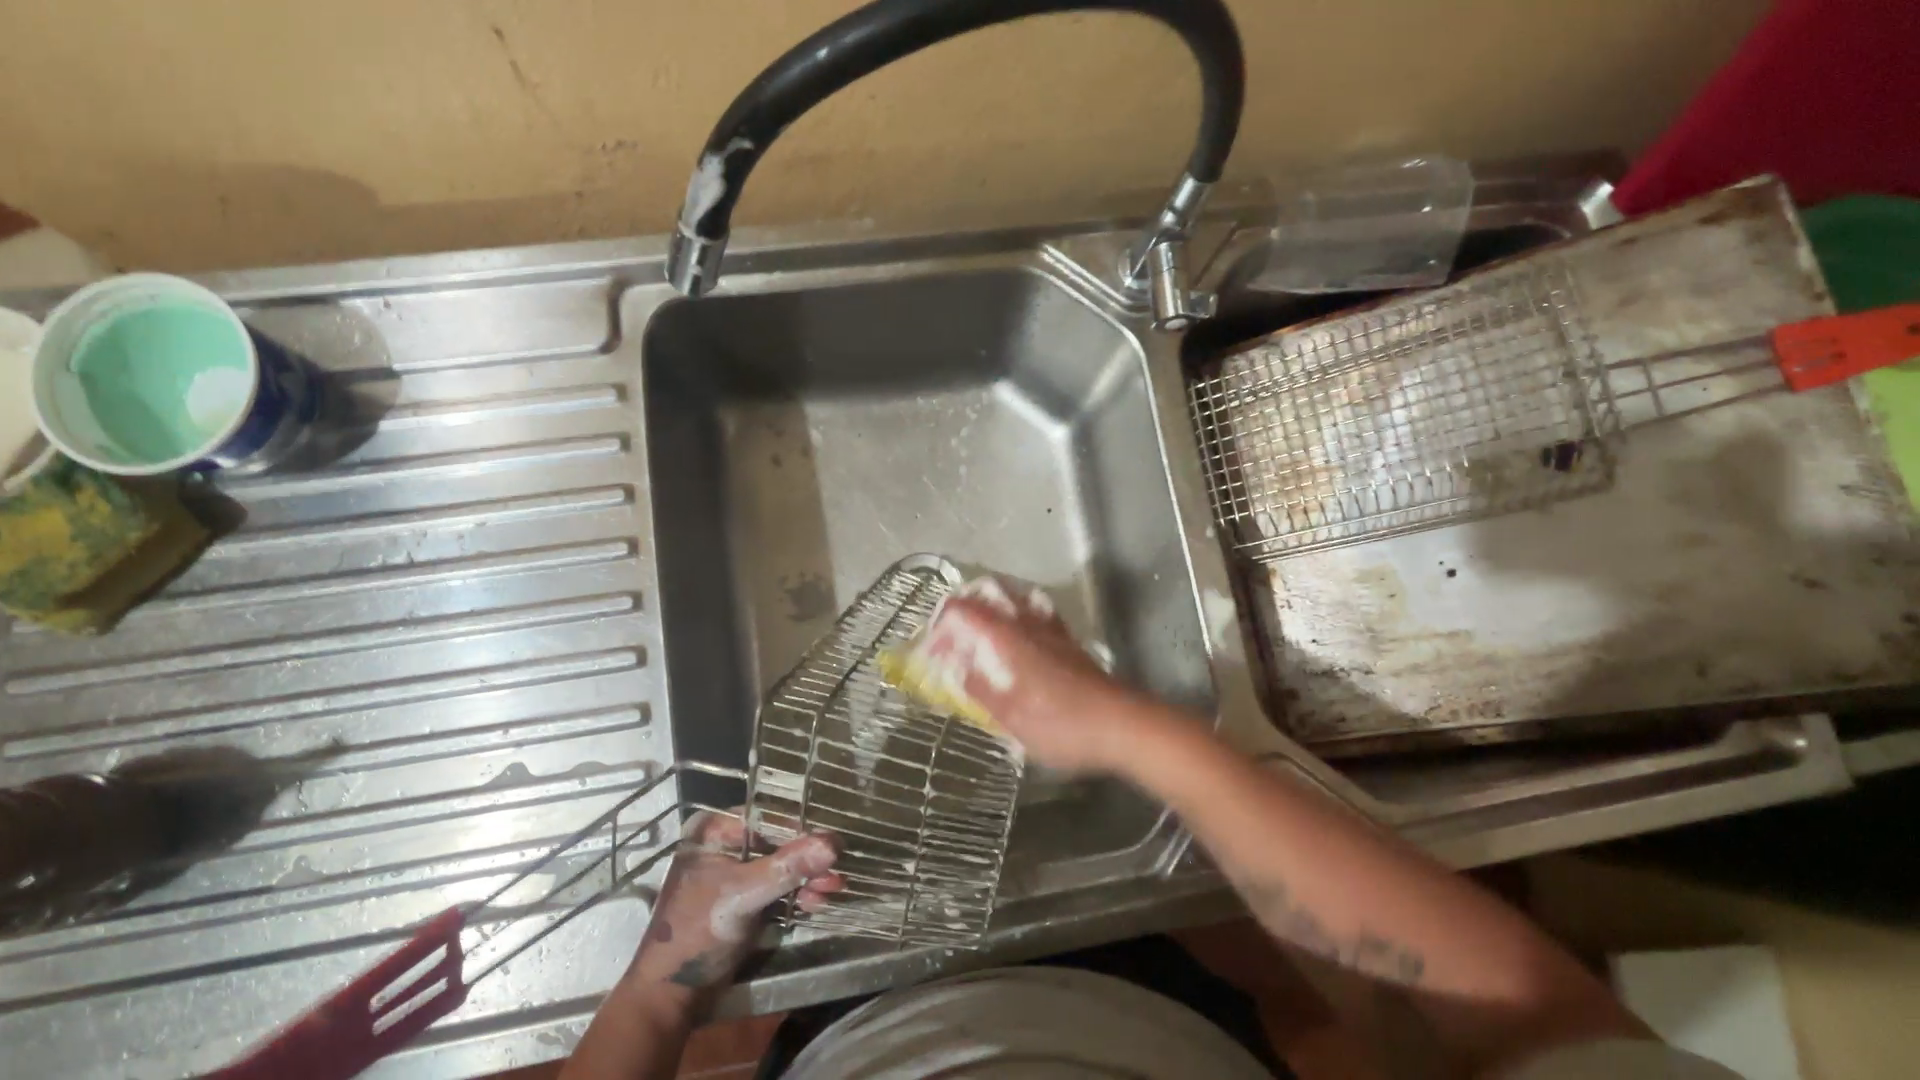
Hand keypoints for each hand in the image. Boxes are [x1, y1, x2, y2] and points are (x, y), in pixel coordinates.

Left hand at [624, 813, 840, 1014]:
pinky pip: (777, 888)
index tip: (834, 843)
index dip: (802, 829)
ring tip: (833, 890)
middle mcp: (724, 845)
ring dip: (807, 878)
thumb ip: (788, 867)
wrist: (671, 995)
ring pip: (781, 866)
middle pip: (778, 842)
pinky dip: (797, 894)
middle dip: (808, 859)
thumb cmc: (698, 934)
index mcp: (713, 832)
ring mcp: (734, 874)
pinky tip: (816, 903)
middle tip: (836, 873)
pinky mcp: (743, 901)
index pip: (767, 818)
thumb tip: (834, 843)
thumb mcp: (744, 895)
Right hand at [922, 586, 1166, 773]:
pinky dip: (1019, 619)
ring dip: (993, 609)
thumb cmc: (1062, 725)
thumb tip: (955, 668)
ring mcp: (1054, 632)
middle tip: (951, 631)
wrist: (1123, 726)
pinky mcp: (1071, 644)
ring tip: (980, 632)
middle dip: (966, 607)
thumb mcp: (1010, 717)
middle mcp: (1029, 625)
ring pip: (1017, 601)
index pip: (964, 610)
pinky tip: (1021, 642)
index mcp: (1008, 639)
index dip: (942, 622)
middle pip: (992, 596)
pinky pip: (1038, 616)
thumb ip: (980, 689)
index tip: (932, 645)